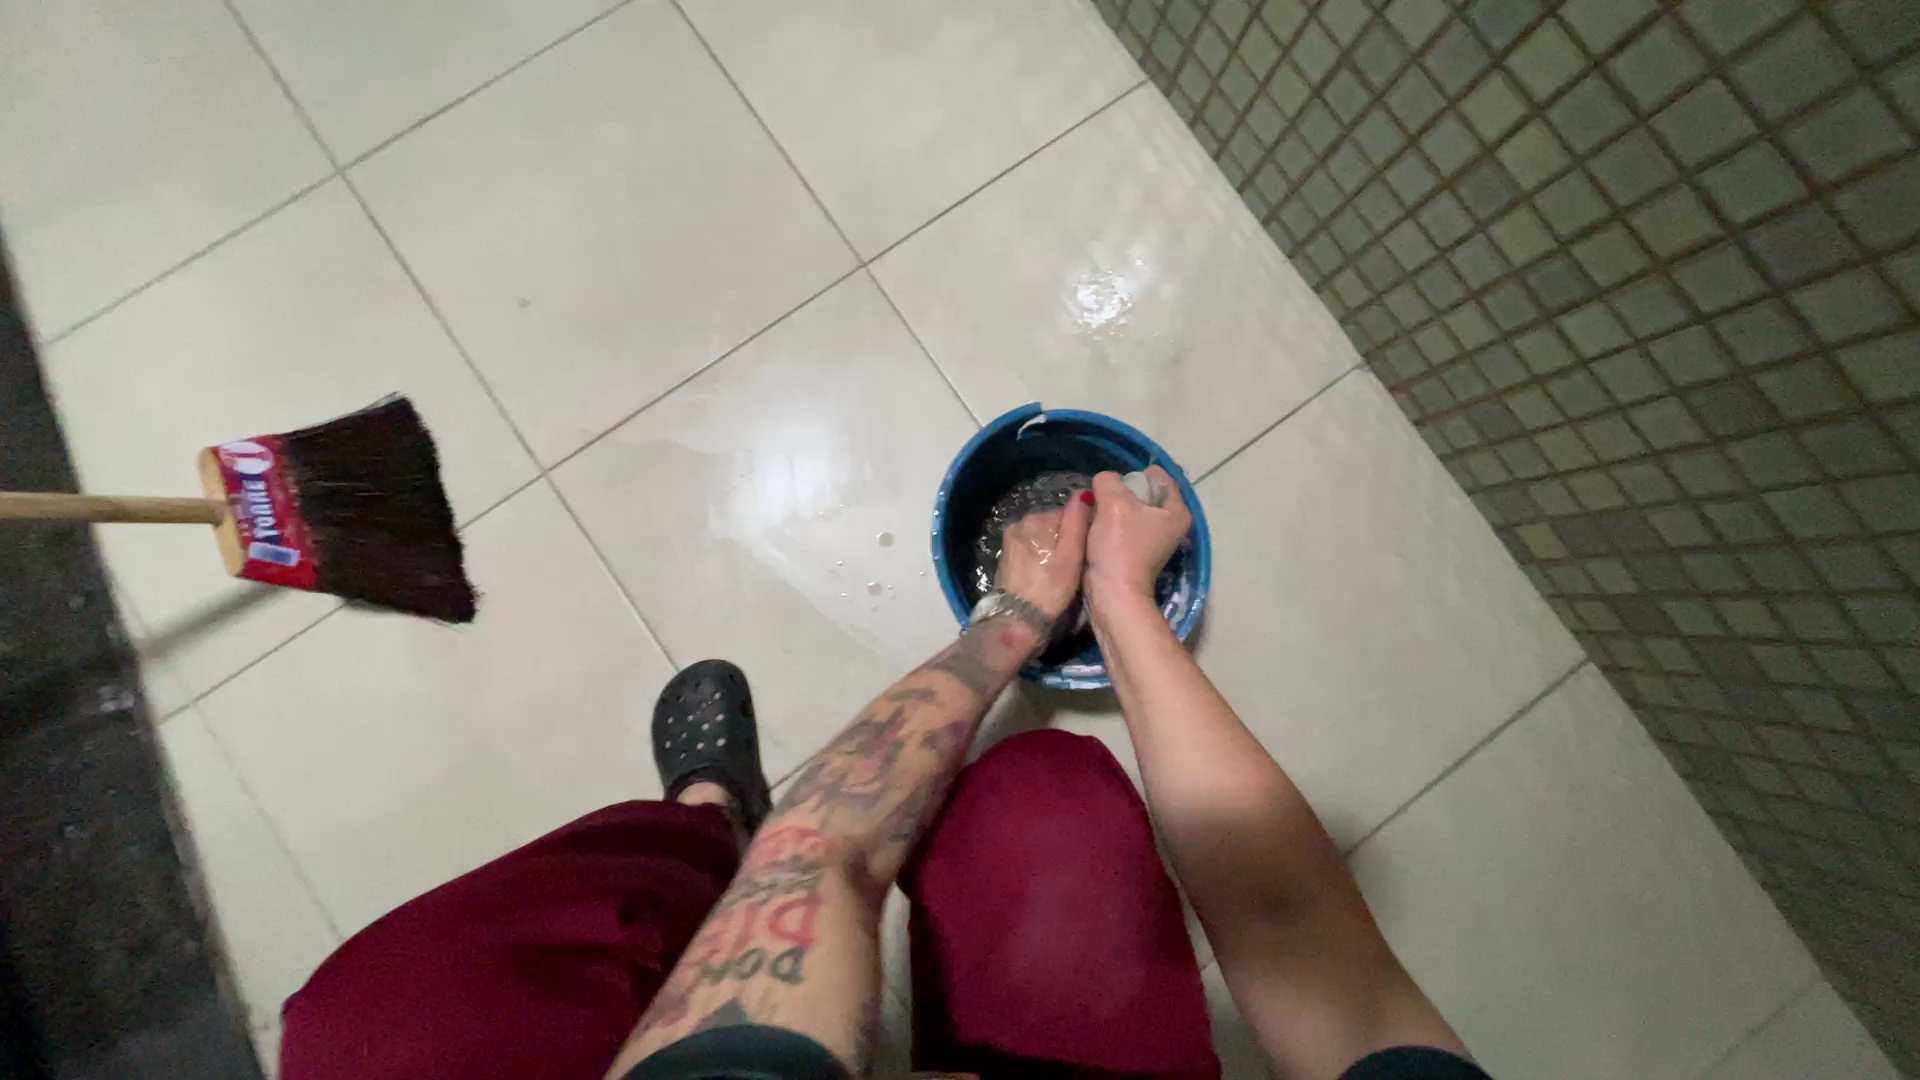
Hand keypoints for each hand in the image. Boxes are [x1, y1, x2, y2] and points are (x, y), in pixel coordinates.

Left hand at [993, 489, 1093, 620]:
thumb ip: (1076, 522)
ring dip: (1050, 550)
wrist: (1017, 618)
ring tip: (1057, 573)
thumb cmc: (1050, 588)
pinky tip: (1042, 575)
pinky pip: (1029, 549)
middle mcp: (1020, 522)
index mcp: (1038, 519)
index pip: (1068, 515)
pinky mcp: (1005, 555)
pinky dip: (1037, 558)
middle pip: (1053, 525)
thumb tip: (1083, 493)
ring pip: (1040, 537)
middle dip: (1062, 541)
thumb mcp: (1071, 556)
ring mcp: (1010, 539)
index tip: (1082, 554)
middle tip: (1071, 566)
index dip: (1079, 534)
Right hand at [1085, 466, 1190, 608]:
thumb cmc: (1120, 547)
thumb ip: (1108, 481)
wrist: (1113, 593)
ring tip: (1097, 515)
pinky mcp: (1138, 550)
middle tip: (1102, 500)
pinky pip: (1124, 525)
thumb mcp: (1113, 503)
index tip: (1114, 487)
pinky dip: (1111, 524)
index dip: (1134, 476)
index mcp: (1177, 511)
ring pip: (1130, 509)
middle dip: (1120, 492)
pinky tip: (1097, 529)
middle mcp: (1172, 524)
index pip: (1158, 476)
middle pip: (1143, 492)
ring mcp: (1155, 539)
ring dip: (1112, 508)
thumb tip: (1104, 481)